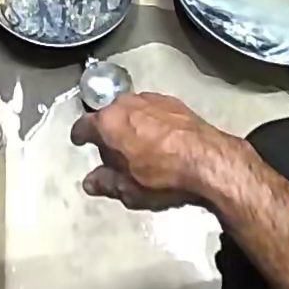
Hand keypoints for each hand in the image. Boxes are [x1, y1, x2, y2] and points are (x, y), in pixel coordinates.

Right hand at [70, 92, 246, 211]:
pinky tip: (161, 137)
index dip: (79, 136)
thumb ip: (106, 183)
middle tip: (115, 150)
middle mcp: (122, 104)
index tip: (79, 141)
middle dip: (108, 131)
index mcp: (106, 124)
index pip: (83, 126)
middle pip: (107, 116)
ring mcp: (146, 98)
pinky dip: (150, 120)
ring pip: (129, 110)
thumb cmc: (163, 177)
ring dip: (130, 123)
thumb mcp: (130, 190)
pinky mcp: (169, 100)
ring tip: (140, 143)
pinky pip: (151, 109)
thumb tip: (89, 182)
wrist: (208, 160)